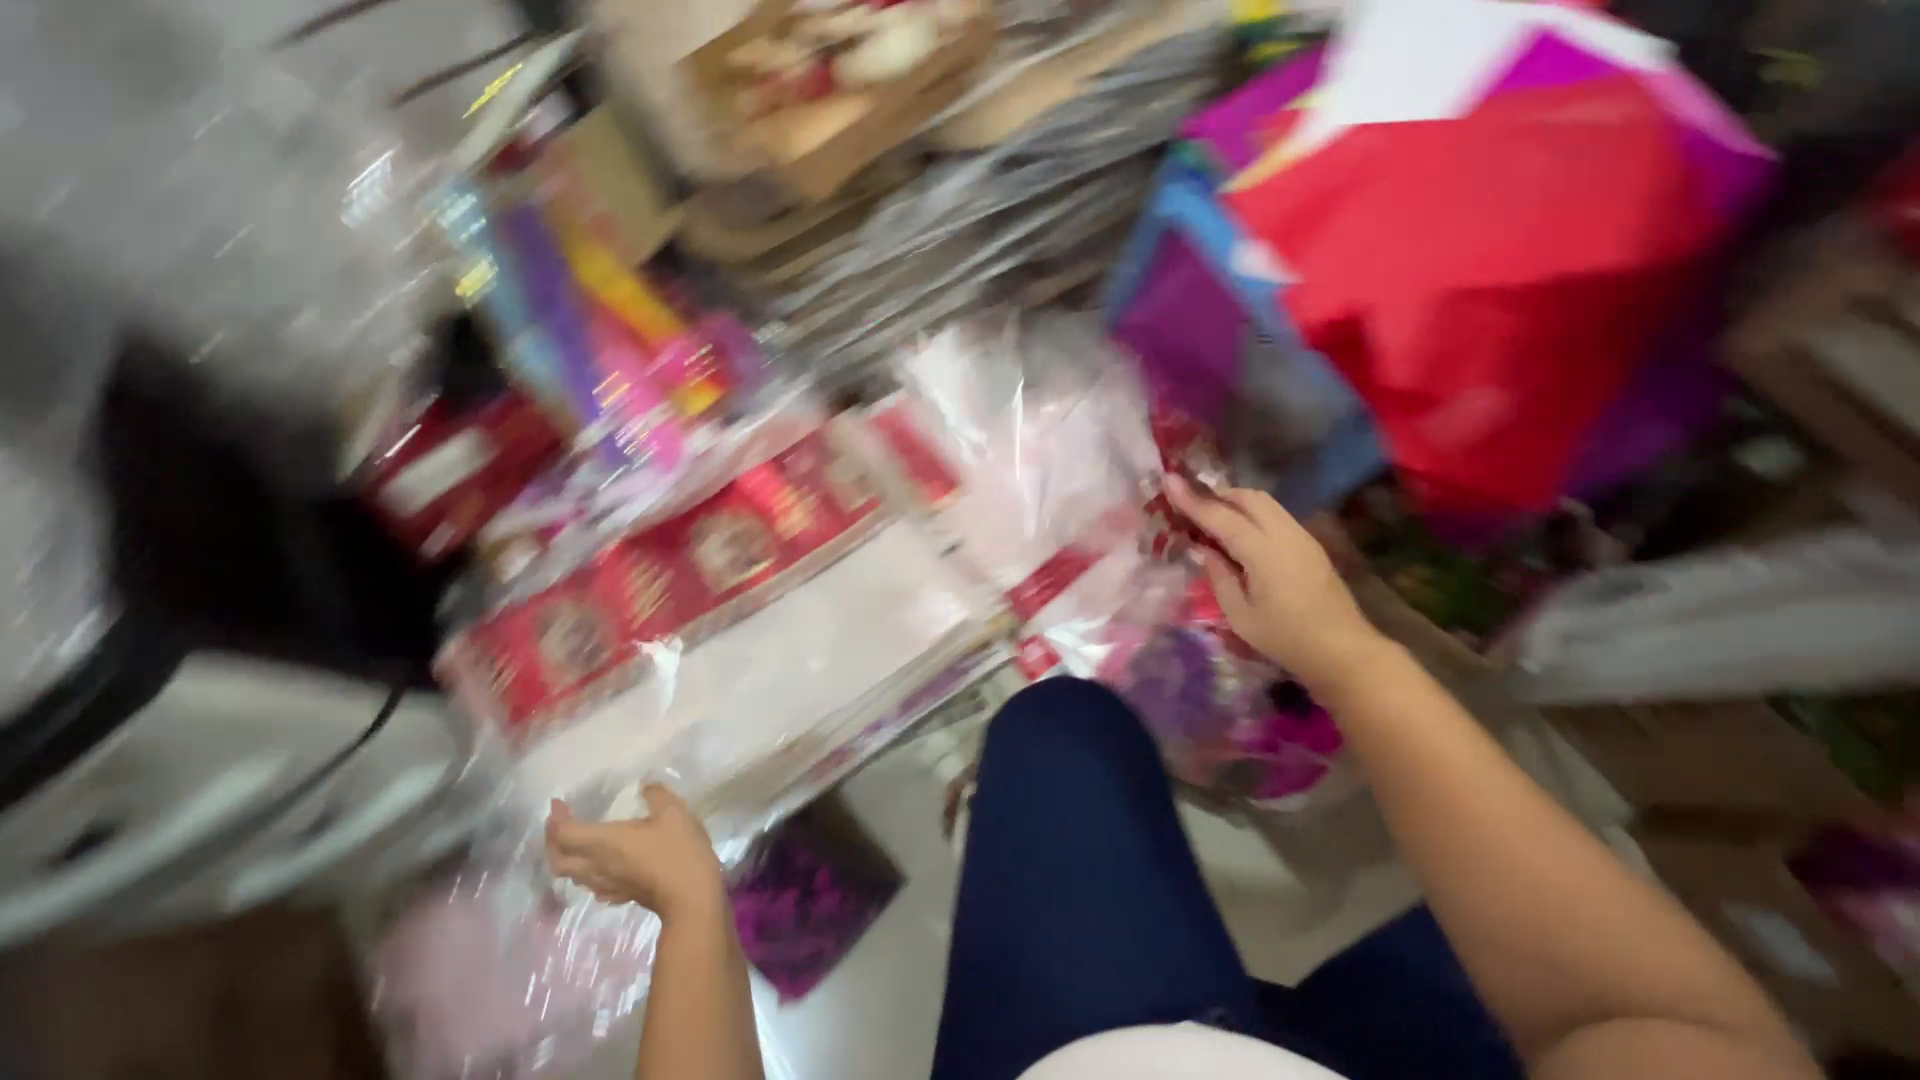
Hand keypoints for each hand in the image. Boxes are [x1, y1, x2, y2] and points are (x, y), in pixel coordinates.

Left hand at [546, 786, 726, 923]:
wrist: (691, 897)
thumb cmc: (679, 851)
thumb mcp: (674, 812)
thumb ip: (656, 795)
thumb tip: (646, 785)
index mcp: (605, 842)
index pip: (565, 834)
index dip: (556, 819)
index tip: (558, 803)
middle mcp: (598, 865)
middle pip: (558, 860)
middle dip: (552, 841)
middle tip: (560, 825)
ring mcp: (608, 884)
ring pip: (573, 876)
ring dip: (567, 858)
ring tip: (577, 844)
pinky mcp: (620, 896)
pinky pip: (592, 885)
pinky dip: (587, 873)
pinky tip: (601, 866)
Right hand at [1166, 476, 1385, 692]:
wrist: (1342, 650)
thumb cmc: (1285, 638)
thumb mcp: (1240, 615)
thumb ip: (1219, 577)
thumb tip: (1205, 550)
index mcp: (1263, 552)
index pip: (1222, 517)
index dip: (1192, 500)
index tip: (1169, 480)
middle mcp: (1285, 534)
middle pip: (1248, 498)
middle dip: (1217, 494)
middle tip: (1191, 504)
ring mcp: (1302, 536)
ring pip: (1265, 503)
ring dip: (1236, 502)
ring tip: (1213, 517)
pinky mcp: (1310, 545)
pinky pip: (1276, 515)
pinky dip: (1253, 513)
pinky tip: (1241, 533)